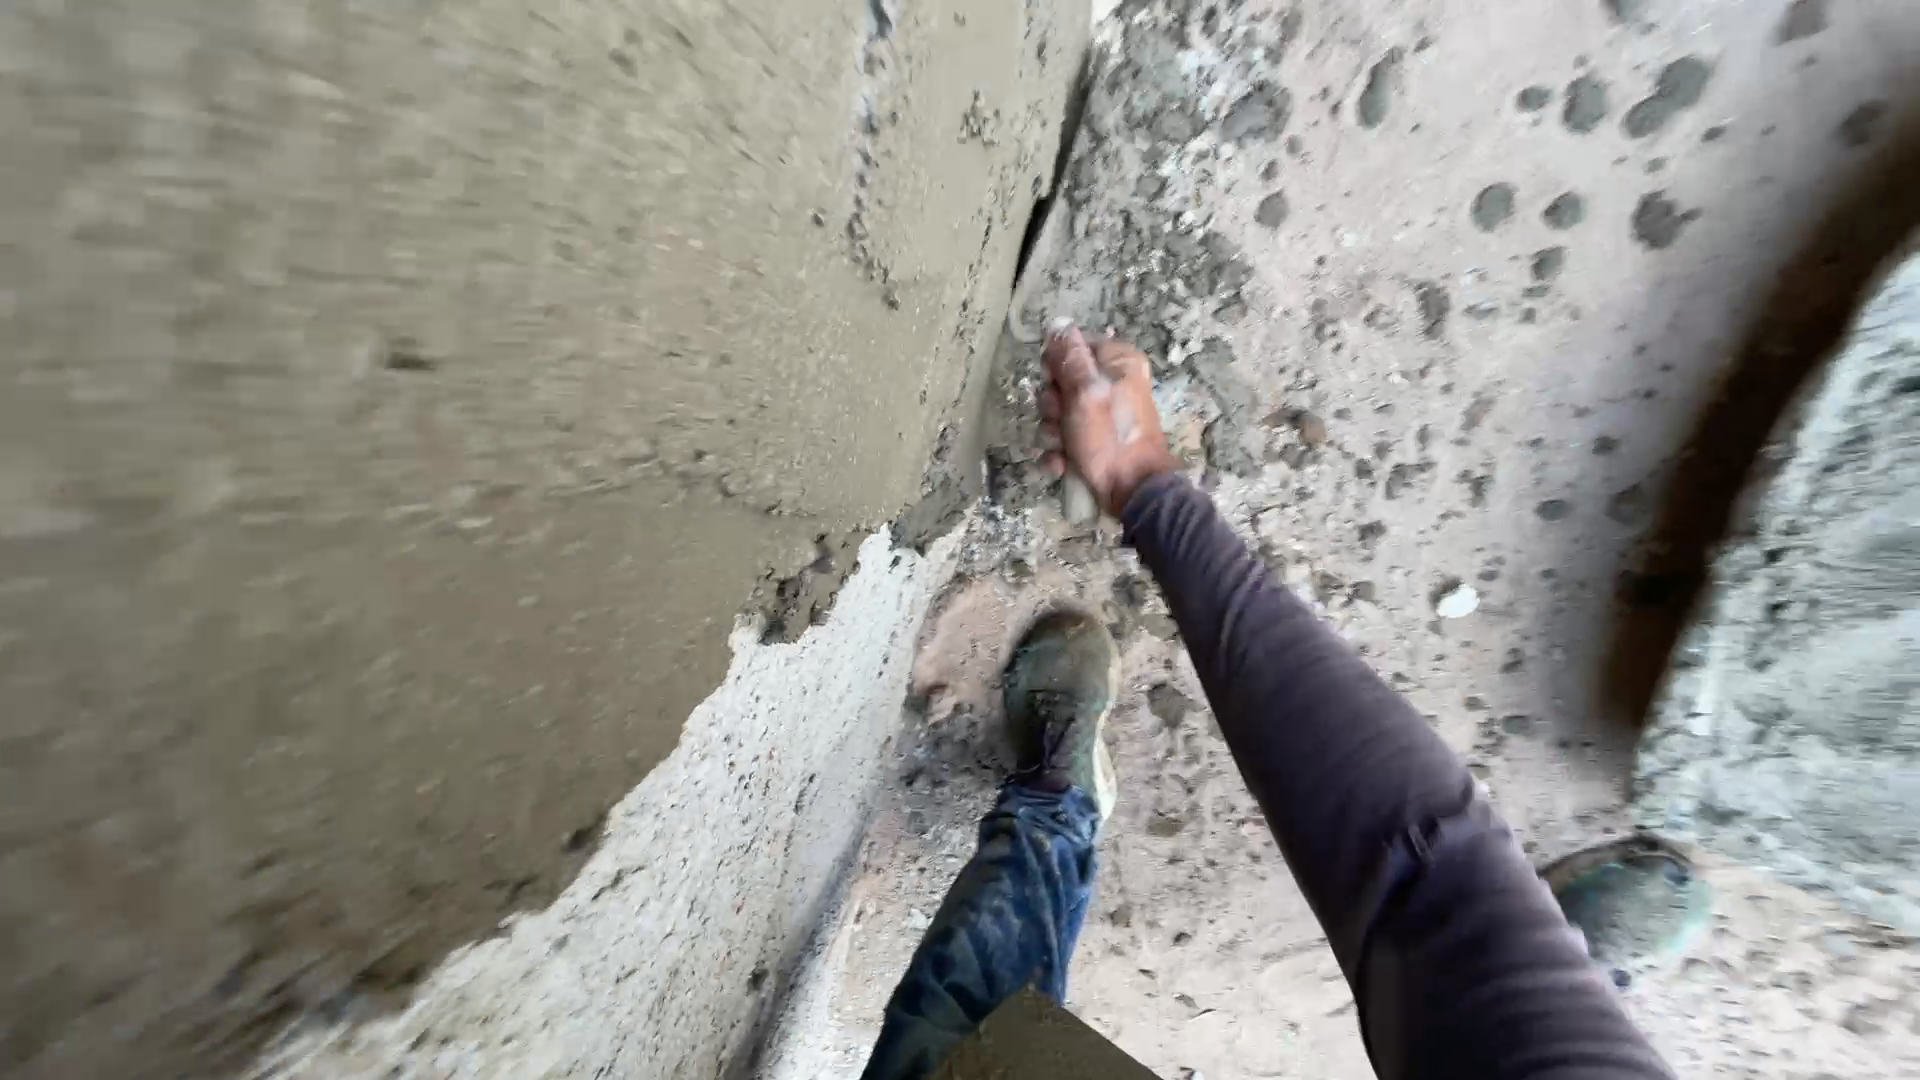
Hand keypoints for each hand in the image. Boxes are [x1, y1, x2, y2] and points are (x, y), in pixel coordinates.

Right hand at [1039, 325, 1180, 516]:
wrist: (1132, 492)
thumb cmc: (1110, 440)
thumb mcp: (1086, 393)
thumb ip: (1070, 357)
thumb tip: (1057, 324)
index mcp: (1117, 362)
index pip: (1072, 346)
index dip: (1055, 367)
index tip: (1055, 386)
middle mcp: (1111, 382)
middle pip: (1060, 381)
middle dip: (1052, 406)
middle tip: (1063, 421)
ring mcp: (1102, 414)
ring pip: (1058, 412)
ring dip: (1053, 433)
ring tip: (1065, 448)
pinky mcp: (1095, 440)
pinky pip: (1064, 438)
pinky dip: (1059, 453)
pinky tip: (1062, 464)